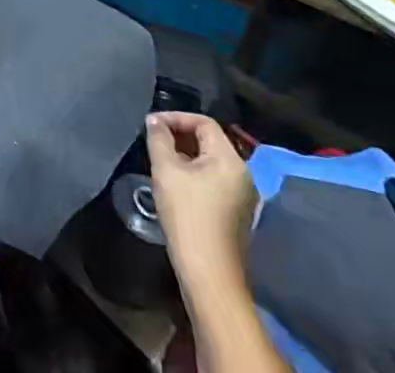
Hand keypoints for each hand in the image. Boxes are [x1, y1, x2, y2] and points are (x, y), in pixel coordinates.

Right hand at [145, 112, 256, 282]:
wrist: (210, 275)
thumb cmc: (187, 217)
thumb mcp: (166, 172)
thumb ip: (159, 140)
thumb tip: (154, 121)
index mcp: (230, 159)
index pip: (204, 122)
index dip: (176, 118)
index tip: (151, 125)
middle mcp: (243, 173)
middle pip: (210, 142)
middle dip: (180, 137)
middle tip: (154, 142)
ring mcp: (243, 196)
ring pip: (211, 163)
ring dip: (186, 157)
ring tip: (161, 162)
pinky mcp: (237, 215)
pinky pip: (215, 182)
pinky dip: (195, 176)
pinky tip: (175, 187)